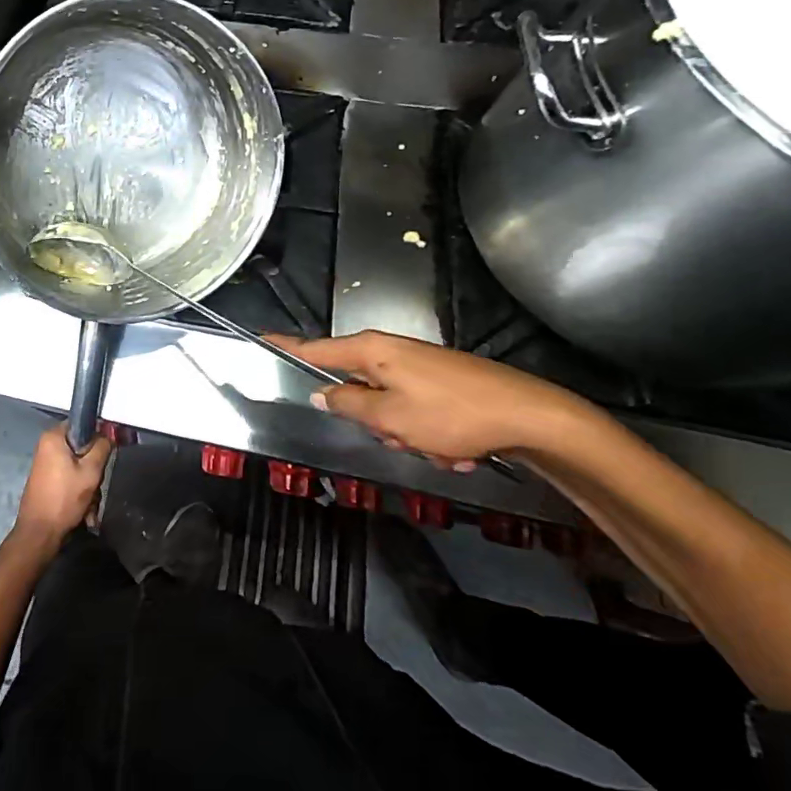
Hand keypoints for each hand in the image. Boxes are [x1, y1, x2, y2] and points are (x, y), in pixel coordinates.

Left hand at [15, 422, 111, 539]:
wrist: (40, 533)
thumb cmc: (64, 499)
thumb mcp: (91, 471)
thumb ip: (102, 447)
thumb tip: (108, 433)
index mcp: (53, 437)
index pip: (82, 424)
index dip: (99, 435)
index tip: (109, 451)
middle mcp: (47, 446)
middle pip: (82, 448)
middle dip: (94, 469)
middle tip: (96, 484)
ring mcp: (46, 463)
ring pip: (78, 466)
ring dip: (89, 485)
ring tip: (90, 503)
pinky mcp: (47, 479)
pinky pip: (70, 478)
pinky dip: (79, 492)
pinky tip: (84, 510)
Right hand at [266, 331, 612, 469]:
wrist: (529, 415)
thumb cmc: (451, 414)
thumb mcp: (391, 417)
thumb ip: (349, 405)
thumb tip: (321, 394)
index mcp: (372, 351)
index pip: (315, 348)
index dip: (287, 348)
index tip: (261, 341)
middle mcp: (392, 352)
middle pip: (355, 388)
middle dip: (372, 420)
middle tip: (396, 436)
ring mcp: (418, 367)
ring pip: (388, 408)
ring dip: (407, 435)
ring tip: (437, 448)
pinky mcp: (441, 384)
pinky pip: (417, 414)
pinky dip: (430, 436)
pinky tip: (456, 450)